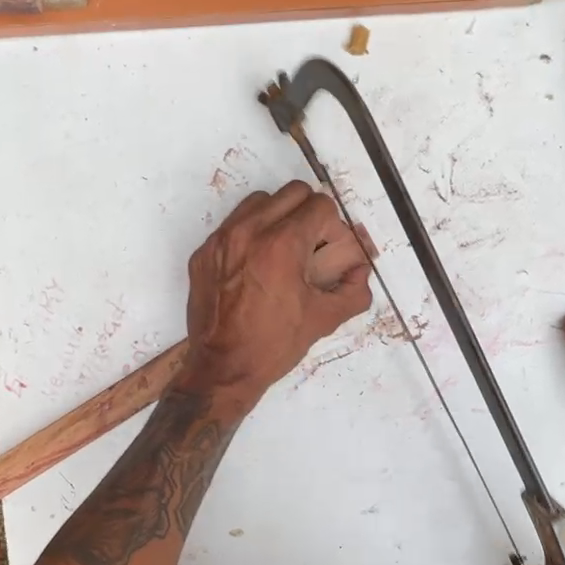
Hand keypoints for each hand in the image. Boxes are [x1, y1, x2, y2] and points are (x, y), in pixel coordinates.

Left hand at [178, 180, 374, 402]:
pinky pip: (232, 226)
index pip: (320, 206)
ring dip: (279, 217)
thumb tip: (361, 272)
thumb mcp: (322, 320)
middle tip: (311, 246)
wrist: (223, 370)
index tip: (330, 252)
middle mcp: (248, 233)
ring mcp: (221, 241)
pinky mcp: (203, 254)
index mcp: (281, 246)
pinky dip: (250, 236)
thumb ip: (353, 291)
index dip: (333, 228)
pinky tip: (256, 267)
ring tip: (283, 251)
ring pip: (259, 202)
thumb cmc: (273, 347)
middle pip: (292, 193)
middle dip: (309, 215)